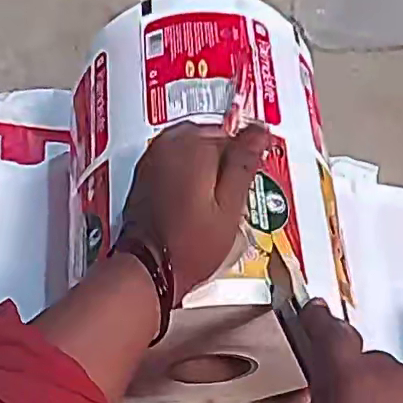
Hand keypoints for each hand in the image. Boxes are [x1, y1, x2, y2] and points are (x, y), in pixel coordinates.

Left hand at [120, 122, 269, 294]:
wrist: (149, 269)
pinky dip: (186, 177)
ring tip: (215, 201)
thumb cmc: (187, 247)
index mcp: (194, 145)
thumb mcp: (230, 207)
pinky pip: (173, 165)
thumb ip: (244, 164)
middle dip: (226, 161)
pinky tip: (194, 203)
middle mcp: (169, 145)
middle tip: (236, 192)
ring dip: (206, 168)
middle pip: (210, 139)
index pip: (235, 133)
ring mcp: (153, 160)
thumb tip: (258, 134)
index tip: (256, 169)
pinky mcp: (144, 177)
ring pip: (191, 151)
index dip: (250, 154)